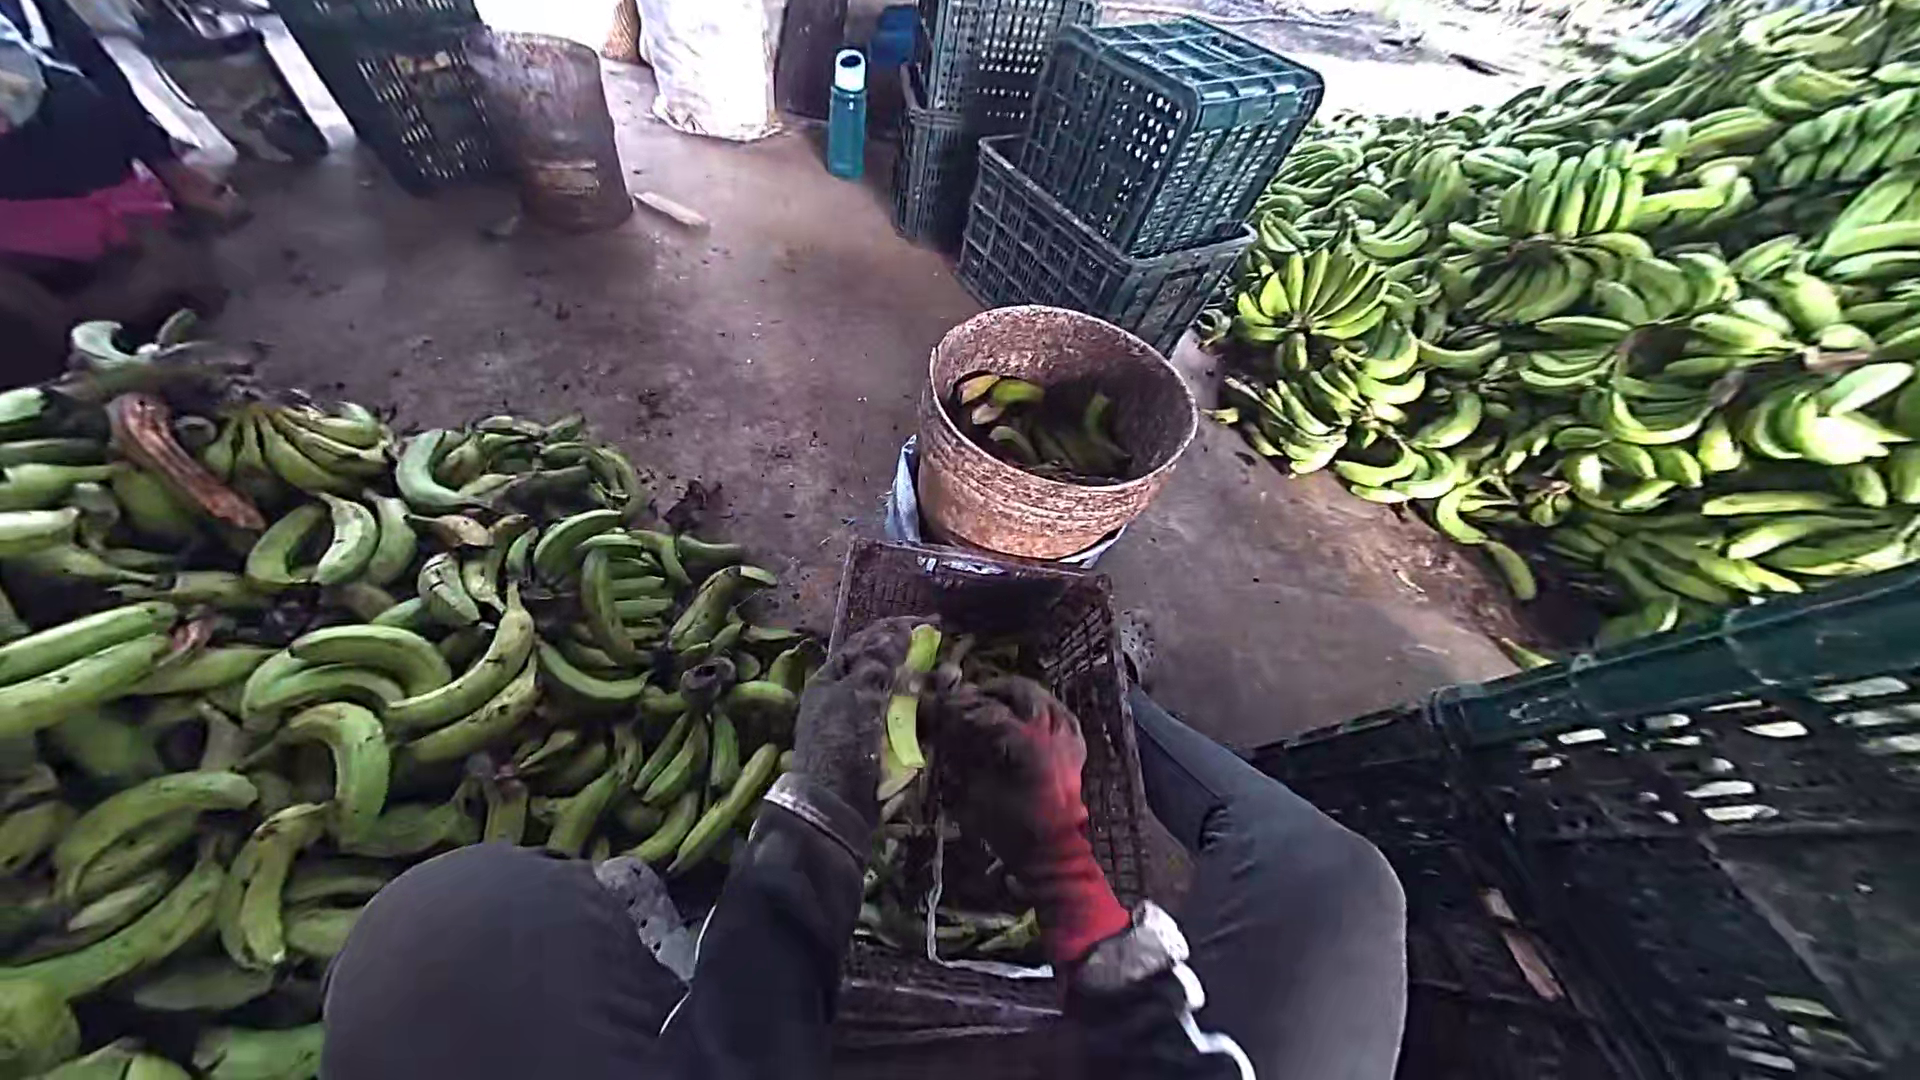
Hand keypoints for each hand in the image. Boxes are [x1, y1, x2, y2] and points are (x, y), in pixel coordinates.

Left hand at [790, 616, 922, 825]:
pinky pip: (908, 717)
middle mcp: (849, 694)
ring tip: (950, 675)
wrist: (837, 805)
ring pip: (901, 689)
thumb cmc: (841, 741)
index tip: (929, 624)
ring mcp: (868, 719)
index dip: (896, 630)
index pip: (867, 643)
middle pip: (887, 665)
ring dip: (924, 680)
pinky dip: (925, 708)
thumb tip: (897, 631)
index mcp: (833, 678)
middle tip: (942, 647)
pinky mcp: (884, 742)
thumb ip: (878, 660)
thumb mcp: (857, 693)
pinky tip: (942, 701)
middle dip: (914, 655)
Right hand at [934, 677, 1128, 965]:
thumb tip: (945, 730)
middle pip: (1020, 691)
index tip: (946, 706)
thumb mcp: (977, 794)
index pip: (990, 710)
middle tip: (971, 697)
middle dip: (991, 690)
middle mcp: (1051, 732)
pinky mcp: (1076, 743)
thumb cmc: (1013, 829)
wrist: (1057, 852)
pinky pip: (1060, 711)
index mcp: (1026, 745)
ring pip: (1042, 696)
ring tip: (995, 699)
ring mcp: (1068, 735)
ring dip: (1015, 694)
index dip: (964, 705)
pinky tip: (1026, 711)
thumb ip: (964, 756)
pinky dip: (1041, 705)